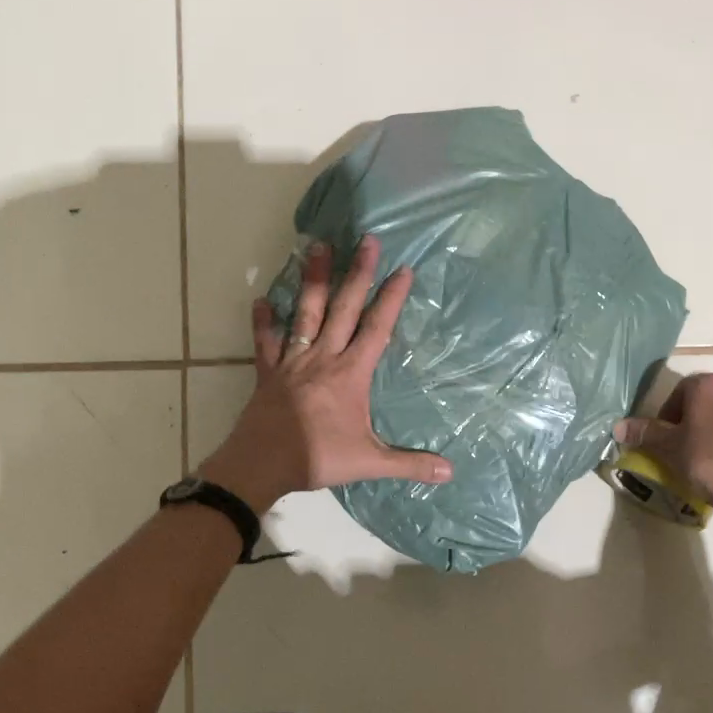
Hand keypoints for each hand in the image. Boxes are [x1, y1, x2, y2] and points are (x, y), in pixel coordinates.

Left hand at [198, 236, 453, 513]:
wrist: (262, 463)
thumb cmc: (318, 457)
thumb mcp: (370, 462)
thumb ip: (409, 464)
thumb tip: (450, 473)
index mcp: (350, 374)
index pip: (376, 328)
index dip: (390, 299)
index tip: (403, 269)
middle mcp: (323, 358)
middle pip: (343, 308)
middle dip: (357, 273)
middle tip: (366, 240)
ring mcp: (292, 362)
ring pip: (305, 313)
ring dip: (313, 280)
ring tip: (317, 247)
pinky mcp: (268, 373)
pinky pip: (266, 342)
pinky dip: (264, 322)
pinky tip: (262, 301)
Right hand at [613, 372, 712, 515]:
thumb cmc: (707, 462)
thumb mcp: (669, 448)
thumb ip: (645, 433)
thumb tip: (619, 426)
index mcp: (710, 387)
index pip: (682, 389)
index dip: (670, 412)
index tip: (667, 434)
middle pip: (711, 399)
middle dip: (698, 417)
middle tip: (688, 444)